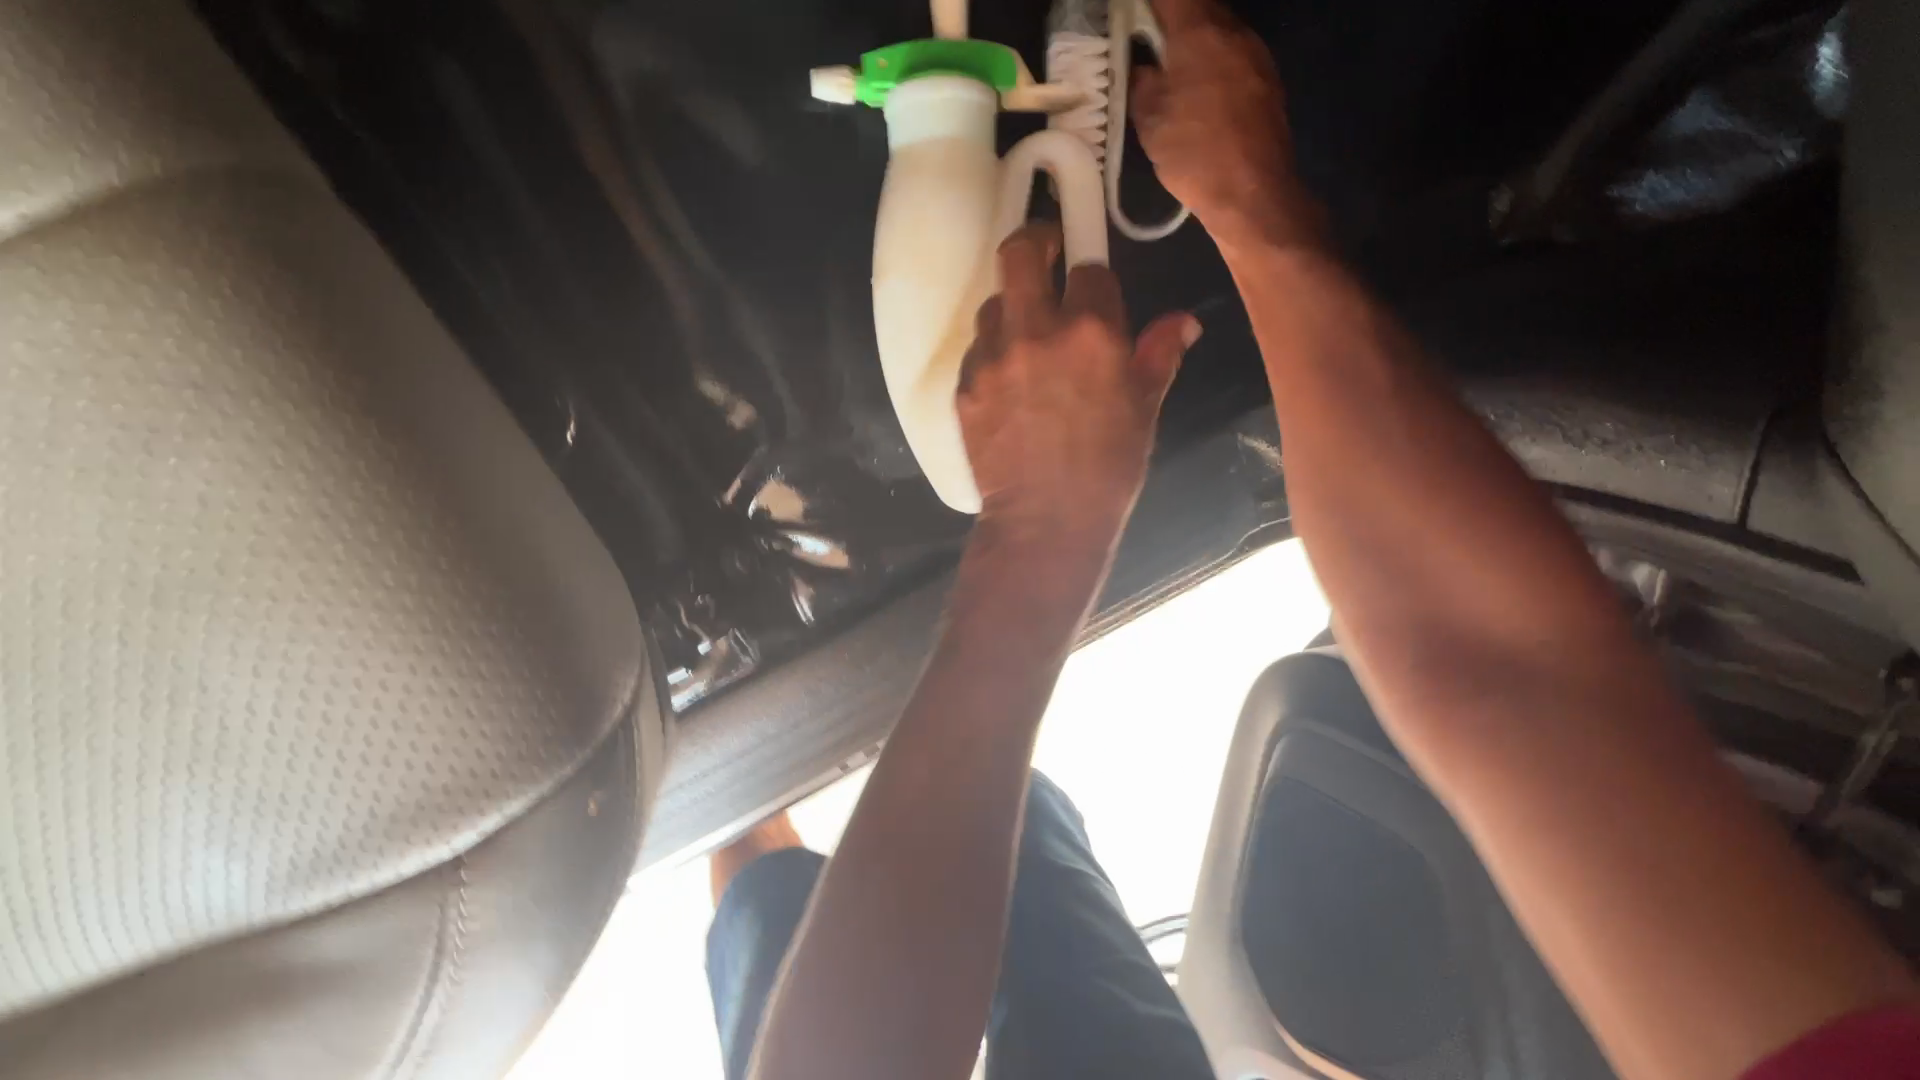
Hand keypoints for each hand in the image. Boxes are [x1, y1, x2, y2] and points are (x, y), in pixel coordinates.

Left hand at [957, 224, 1197, 540]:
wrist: (1046, 520)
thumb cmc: (1108, 467)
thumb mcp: (1145, 408)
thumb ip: (1159, 353)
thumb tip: (1183, 322)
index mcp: (1092, 330)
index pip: (1089, 268)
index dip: (1093, 275)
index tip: (1092, 286)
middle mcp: (1036, 330)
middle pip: (1020, 251)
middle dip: (1034, 242)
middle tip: (1044, 256)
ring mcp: (993, 356)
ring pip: (994, 301)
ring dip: (1012, 307)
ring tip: (1026, 336)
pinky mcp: (964, 384)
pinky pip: (977, 347)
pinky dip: (993, 351)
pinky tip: (1008, 378)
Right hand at [1132, 0, 1324, 252]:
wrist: (1251, 193)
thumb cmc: (1194, 154)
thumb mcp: (1149, 120)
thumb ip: (1141, 82)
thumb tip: (1142, 66)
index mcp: (1199, 31)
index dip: (1146, 5)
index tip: (1131, 17)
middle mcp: (1234, 30)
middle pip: (1199, 5)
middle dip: (1171, 17)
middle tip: (1147, 41)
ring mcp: (1256, 53)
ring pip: (1219, 29)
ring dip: (1195, 40)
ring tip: (1172, 68)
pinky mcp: (1268, 79)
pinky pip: (1234, 54)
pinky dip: (1213, 61)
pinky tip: (1200, 91)